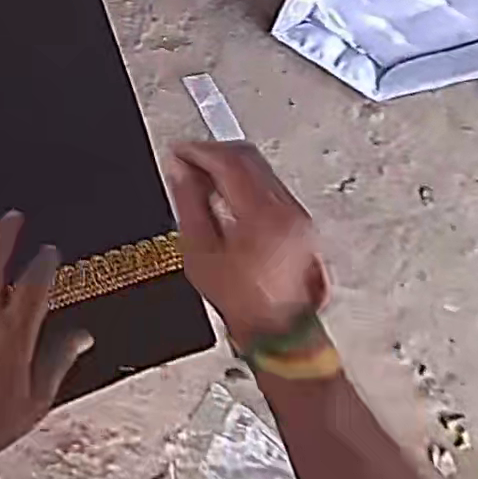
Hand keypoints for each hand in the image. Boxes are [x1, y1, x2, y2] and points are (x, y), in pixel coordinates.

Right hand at [165, 141, 329, 344]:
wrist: (276, 327)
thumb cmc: (239, 296)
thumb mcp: (198, 247)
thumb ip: (188, 201)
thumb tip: (179, 170)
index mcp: (263, 215)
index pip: (230, 162)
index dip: (198, 150)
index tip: (177, 151)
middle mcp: (288, 210)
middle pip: (250, 158)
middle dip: (213, 152)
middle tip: (185, 158)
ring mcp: (298, 215)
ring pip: (261, 168)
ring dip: (227, 164)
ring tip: (199, 175)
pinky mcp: (299, 222)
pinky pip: (268, 184)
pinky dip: (241, 178)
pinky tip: (221, 190)